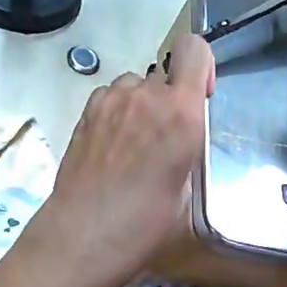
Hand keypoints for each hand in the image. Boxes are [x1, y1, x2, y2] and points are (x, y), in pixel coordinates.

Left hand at [20, 33, 213, 286]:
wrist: (84, 236)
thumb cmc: (143, 224)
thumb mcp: (184, 189)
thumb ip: (185, 148)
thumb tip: (176, 138)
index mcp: (181, 114)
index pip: (194, 50)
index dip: (202, 68)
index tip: (200, 95)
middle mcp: (146, 97)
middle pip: (164, 73)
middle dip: (169, 97)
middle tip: (162, 137)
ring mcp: (111, 101)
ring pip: (134, 85)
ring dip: (140, 104)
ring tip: (134, 144)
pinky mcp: (85, 112)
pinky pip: (109, 98)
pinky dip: (116, 112)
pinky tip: (112, 146)